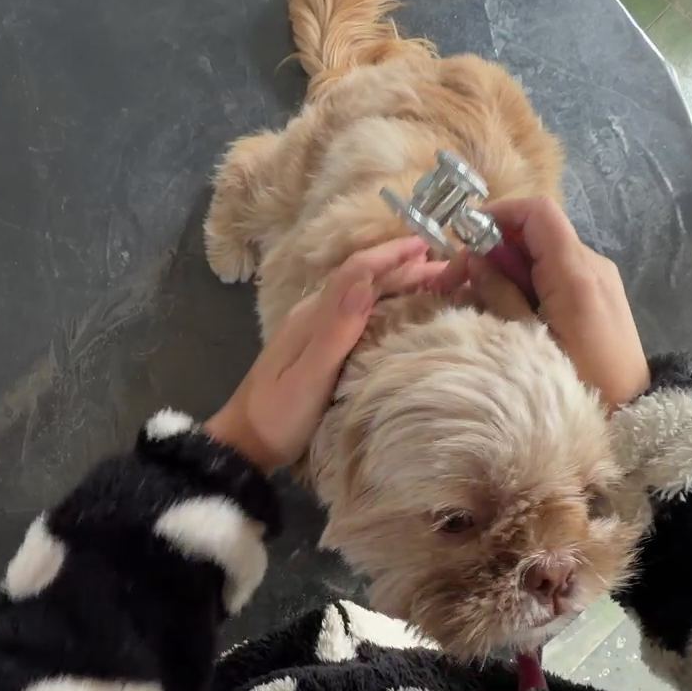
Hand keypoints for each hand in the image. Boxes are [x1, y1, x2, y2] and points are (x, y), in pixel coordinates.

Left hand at [206, 237, 446, 471]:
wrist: (244, 444)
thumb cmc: (277, 415)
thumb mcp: (308, 376)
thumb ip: (335, 330)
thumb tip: (364, 280)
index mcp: (311, 317)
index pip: (355, 272)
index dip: (391, 255)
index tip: (428, 246)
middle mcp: (313, 316)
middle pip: (360, 281)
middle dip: (402, 268)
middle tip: (446, 265)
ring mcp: (313, 333)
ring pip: (360, 297)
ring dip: (395, 284)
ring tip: (433, 281)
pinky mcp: (317, 351)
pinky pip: (356, 317)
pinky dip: (384, 307)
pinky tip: (400, 314)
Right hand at [445, 196, 648, 408]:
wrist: (630, 411)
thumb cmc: (577, 380)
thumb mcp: (528, 341)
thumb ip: (500, 295)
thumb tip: (474, 261)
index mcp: (575, 271)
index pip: (536, 213)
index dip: (496, 214)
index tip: (462, 239)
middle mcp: (590, 264)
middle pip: (532, 235)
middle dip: (489, 253)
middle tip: (453, 287)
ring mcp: (597, 278)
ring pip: (540, 256)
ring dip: (503, 273)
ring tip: (475, 307)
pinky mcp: (596, 295)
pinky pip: (553, 275)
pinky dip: (523, 285)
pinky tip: (505, 315)